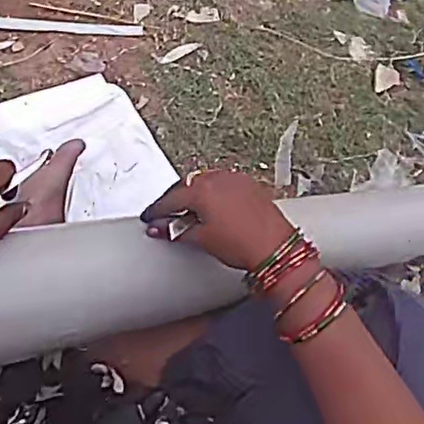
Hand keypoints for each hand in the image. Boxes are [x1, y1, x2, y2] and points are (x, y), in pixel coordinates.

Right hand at [141, 170, 295, 271]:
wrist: (273, 245)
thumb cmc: (241, 242)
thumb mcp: (201, 239)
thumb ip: (175, 230)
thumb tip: (159, 228)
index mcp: (203, 189)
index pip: (171, 198)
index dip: (157, 210)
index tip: (150, 217)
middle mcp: (219, 178)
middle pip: (187, 185)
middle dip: (174, 199)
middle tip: (164, 215)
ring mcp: (235, 178)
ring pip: (205, 181)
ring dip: (193, 193)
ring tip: (186, 211)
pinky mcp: (248, 183)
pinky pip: (222, 182)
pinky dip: (211, 191)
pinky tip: (210, 205)